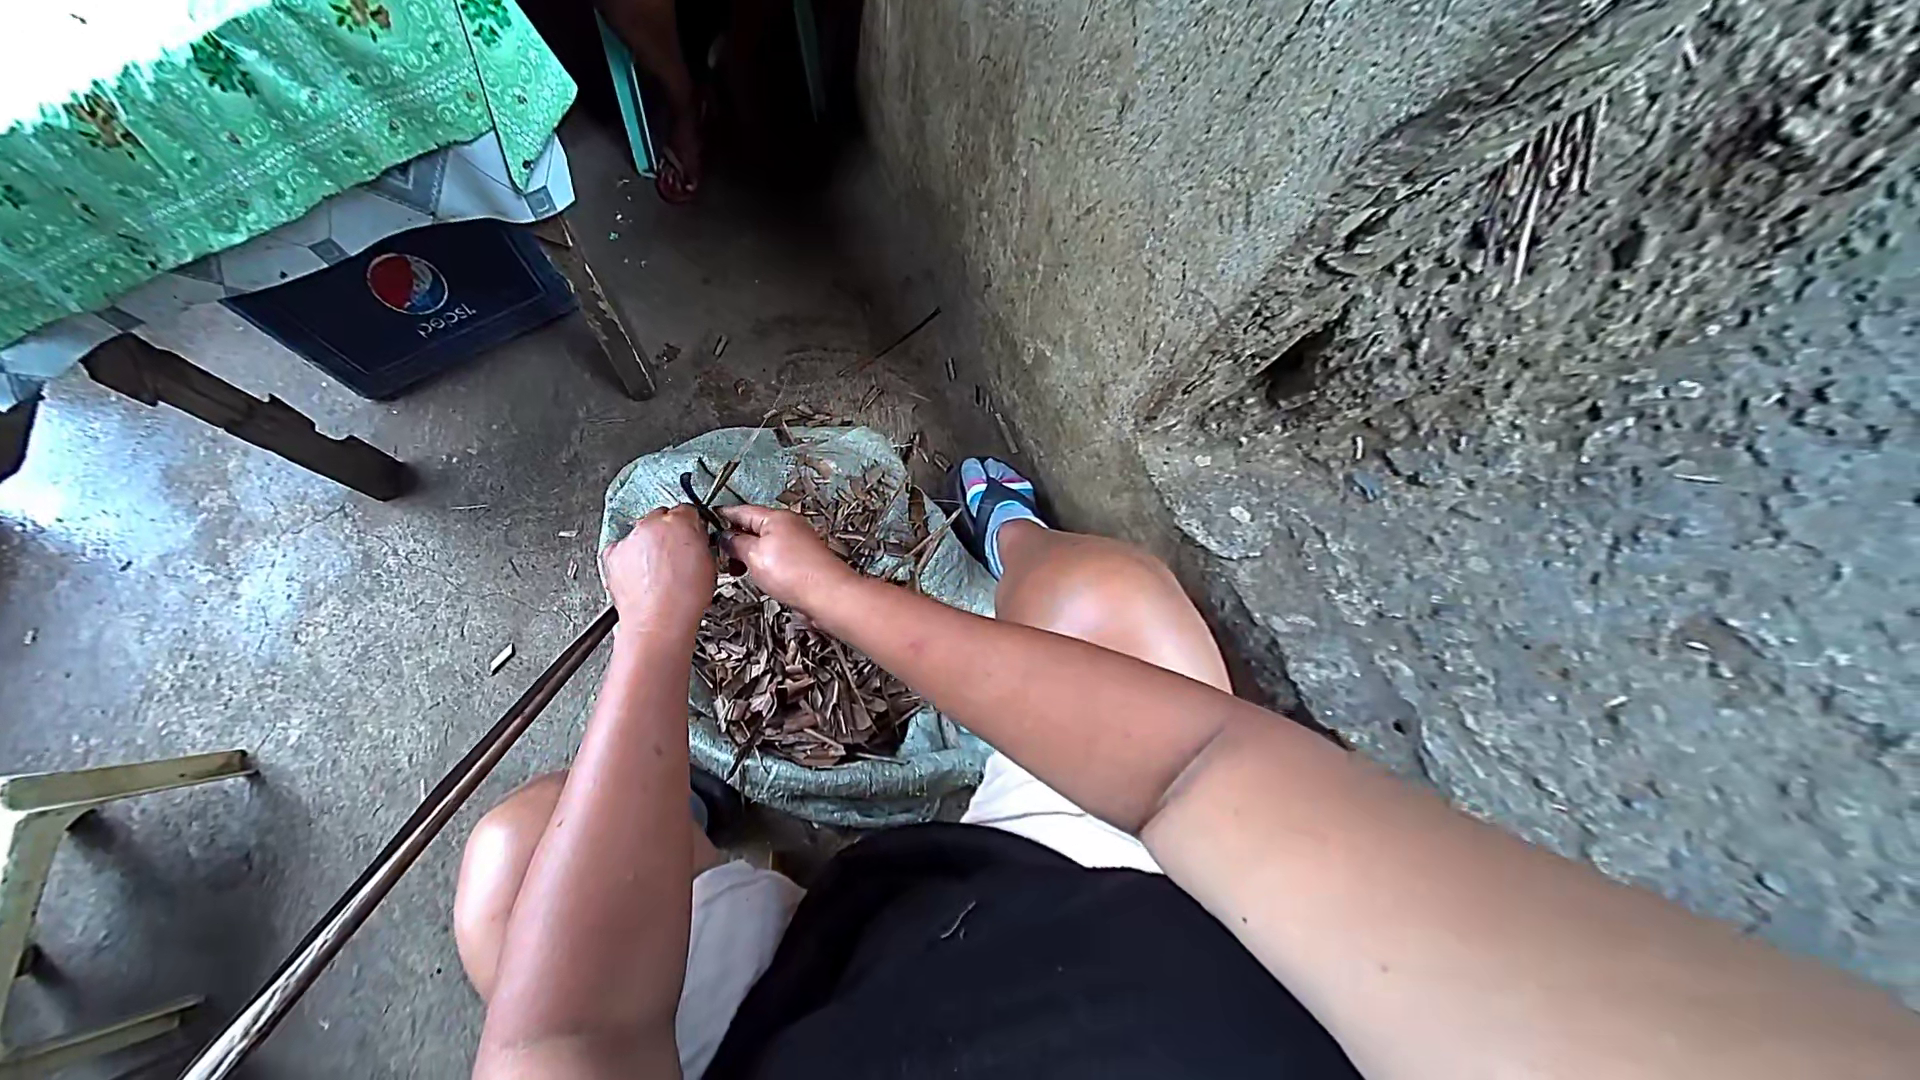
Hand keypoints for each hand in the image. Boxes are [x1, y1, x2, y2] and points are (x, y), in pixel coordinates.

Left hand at [600, 505, 715, 633]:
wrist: (658, 622)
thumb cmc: (684, 599)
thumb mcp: (709, 563)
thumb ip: (700, 540)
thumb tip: (695, 536)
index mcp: (680, 523)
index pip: (686, 510)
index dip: (690, 524)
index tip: (690, 534)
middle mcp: (651, 525)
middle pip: (660, 517)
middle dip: (667, 531)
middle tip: (675, 553)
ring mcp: (629, 539)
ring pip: (640, 532)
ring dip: (648, 544)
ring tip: (658, 569)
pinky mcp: (612, 554)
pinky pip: (622, 548)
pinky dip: (630, 557)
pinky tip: (642, 573)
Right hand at [717, 504, 857, 608]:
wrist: (828, 595)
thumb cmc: (794, 573)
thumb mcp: (754, 554)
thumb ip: (736, 543)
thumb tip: (726, 537)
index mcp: (776, 517)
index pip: (742, 510)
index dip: (723, 516)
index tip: (708, 520)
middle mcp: (790, 526)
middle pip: (754, 528)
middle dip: (735, 541)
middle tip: (722, 557)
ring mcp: (798, 544)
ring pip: (765, 545)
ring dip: (749, 557)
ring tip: (739, 572)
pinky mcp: (803, 562)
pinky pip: (776, 559)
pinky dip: (764, 566)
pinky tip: (760, 579)